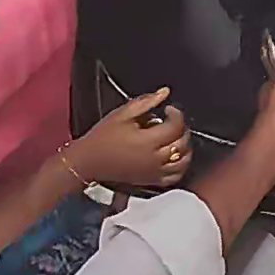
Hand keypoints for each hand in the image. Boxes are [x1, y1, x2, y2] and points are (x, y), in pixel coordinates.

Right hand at [66, 88, 191, 188]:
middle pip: (182, 144)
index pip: (175, 127)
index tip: (169, 110)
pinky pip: (175, 176)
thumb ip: (146, 102)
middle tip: (173, 122)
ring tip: (176, 138)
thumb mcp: (122, 114)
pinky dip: (181, 166)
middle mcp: (154, 159)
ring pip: (183, 162)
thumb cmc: (102, 138)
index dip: (177, 114)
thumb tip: (164, 93)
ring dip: (185, 148)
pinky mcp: (151, 181)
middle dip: (182, 129)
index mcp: (147, 142)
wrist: (88, 161)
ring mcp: (154, 172)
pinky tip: (176, 157)